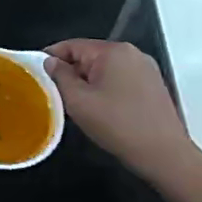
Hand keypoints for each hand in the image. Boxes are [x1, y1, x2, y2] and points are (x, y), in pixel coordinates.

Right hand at [43, 40, 193, 178]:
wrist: (165, 156)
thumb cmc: (118, 125)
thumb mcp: (79, 102)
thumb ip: (60, 77)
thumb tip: (51, 62)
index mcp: (113, 51)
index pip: (73, 45)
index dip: (52, 57)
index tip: (36, 72)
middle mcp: (132, 53)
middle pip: (90, 56)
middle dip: (71, 72)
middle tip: (56, 93)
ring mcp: (146, 69)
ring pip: (105, 69)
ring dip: (89, 83)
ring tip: (77, 105)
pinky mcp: (153, 86)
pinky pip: (121, 80)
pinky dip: (107, 90)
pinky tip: (102, 110)